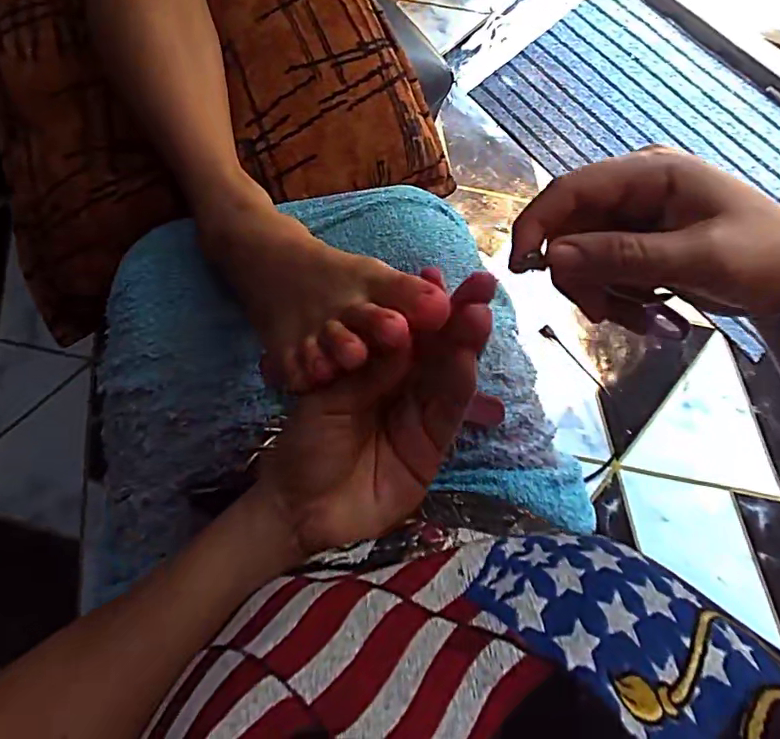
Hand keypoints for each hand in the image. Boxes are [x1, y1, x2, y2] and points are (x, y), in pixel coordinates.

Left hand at [252, 270, 497, 555]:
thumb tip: (405, 331)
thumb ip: (371, 369)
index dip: (426, 305)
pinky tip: (466, 361)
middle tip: (481, 284)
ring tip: (477, 314)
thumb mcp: (331, 394)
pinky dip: (458, 387)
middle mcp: (404, 385)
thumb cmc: (307, 441)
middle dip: (460, 316)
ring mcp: (419, 416)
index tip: (435, 274)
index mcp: (379, 367)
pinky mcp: (430, 449)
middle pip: (438, 348)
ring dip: (465, 345)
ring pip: (449, 376)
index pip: (408, 330)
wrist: (298, 505)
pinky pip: (446, 414)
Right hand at [509, 148, 779, 329]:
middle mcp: (635, 190)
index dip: (537, 223)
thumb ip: (625, 256)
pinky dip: (620, 301)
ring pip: (583, 258)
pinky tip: (656, 317)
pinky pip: (605, 274)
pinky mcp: (640, 247)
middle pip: (571, 229)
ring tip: (648, 321)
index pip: (571, 188)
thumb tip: (552, 256)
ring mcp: (636, 220)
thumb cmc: (768, 259)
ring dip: (604, 294)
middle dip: (582, 276)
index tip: (519, 265)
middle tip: (604, 313)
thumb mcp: (699, 257)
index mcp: (649, 172)